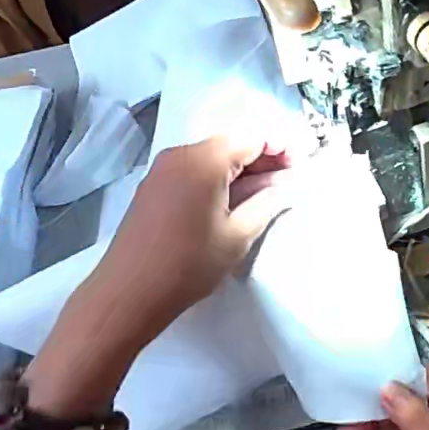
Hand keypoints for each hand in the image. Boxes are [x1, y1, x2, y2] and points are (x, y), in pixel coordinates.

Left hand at [85, 130, 304, 337]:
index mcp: (205, 159)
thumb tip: (285, 185)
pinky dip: (219, 179)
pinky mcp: (154, 186)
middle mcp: (181, 154)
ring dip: (241, 170)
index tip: (300, 166)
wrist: (128, 292)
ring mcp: (163, 169)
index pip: (252, 137)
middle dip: (262, 158)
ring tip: (266, 194)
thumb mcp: (238, 235)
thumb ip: (267, 202)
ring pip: (213, 157)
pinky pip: (194, 170)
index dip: (281, 147)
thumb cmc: (189, 265)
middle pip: (231, 143)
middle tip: (288, 180)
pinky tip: (234, 201)